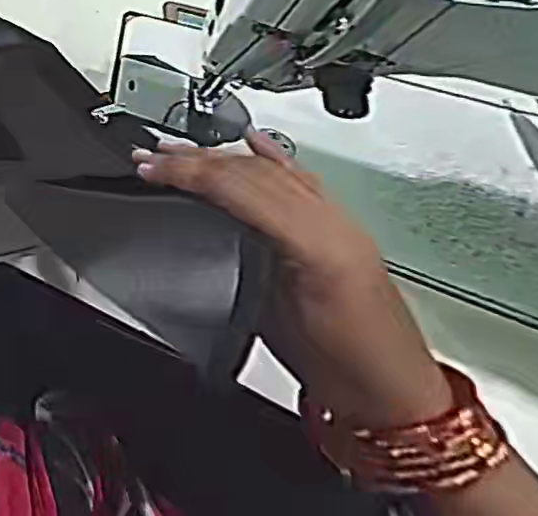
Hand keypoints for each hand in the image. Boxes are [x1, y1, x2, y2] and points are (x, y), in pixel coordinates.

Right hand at [135, 132, 452, 426]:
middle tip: (149, 157)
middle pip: (250, 172)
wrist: (389, 397)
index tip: (148, 169)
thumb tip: (203, 208)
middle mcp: (328, 223)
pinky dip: (272, 155)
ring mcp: (335, 224)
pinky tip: (253, 140)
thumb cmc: (340, 360)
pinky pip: (302, 180)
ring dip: (216, 155)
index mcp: (315, 241)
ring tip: (176, 150)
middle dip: (193, 159)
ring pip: (269, 171)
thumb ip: (246, 252)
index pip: (239, 186)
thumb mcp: (277, 311)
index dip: (188, 173)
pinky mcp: (335, 231)